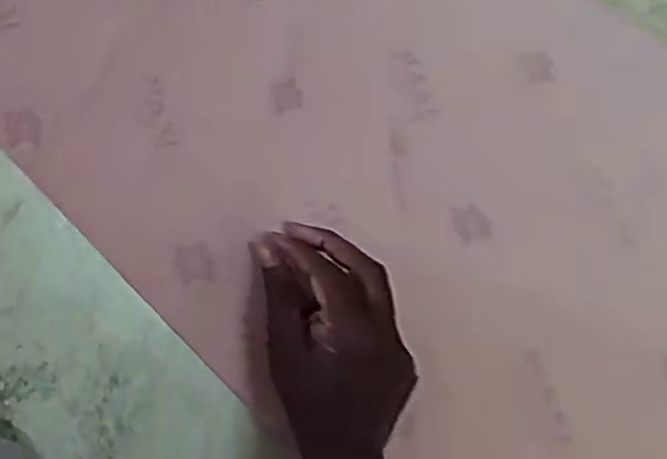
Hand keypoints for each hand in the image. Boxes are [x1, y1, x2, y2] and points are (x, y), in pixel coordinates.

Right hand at [254, 224, 416, 458]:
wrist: (342, 450)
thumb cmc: (305, 397)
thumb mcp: (283, 344)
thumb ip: (278, 292)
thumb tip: (266, 246)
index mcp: (357, 334)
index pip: (331, 275)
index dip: (300, 251)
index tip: (271, 236)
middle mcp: (388, 337)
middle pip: (368, 271)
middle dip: (330, 243)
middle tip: (294, 229)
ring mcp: (400, 347)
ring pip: (376, 287)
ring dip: (341, 261)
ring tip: (305, 249)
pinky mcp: (400, 355)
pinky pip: (376, 307)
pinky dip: (348, 286)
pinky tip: (321, 287)